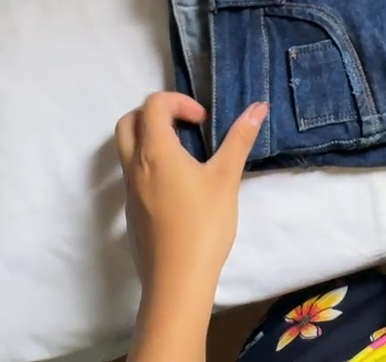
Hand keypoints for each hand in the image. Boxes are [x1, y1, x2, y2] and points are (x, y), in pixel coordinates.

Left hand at [116, 93, 265, 300]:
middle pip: (129, 121)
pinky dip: (149, 164)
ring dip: (150, 138)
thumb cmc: (203, 225)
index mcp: (155, 151)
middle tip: (186, 127)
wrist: (176, 283)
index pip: (153, 104)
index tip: (203, 122)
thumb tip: (258, 106)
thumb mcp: (226, 177)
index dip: (179, 102)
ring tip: (184, 154)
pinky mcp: (130, 213)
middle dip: (156, 114)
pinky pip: (132, 174)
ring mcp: (129, 191)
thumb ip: (240, 139)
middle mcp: (135, 166)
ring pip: (127, 148)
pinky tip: (178, 186)